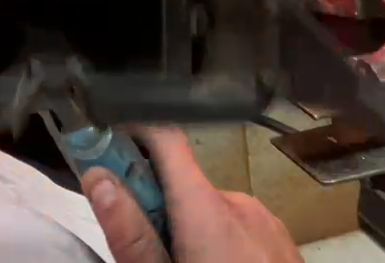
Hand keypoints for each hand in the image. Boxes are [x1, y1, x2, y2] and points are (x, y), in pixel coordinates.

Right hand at [84, 128, 301, 262]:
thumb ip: (131, 236)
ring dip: (188, 233)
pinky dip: (220, 249)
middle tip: (147, 256)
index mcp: (207, 208)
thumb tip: (97, 175)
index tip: (102, 156)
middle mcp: (240, 205)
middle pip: (181, 182)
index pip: (163, 134)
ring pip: (209, 211)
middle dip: (155, 209)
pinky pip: (240, 233)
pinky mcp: (287, 252)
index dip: (128, 134)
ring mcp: (269, 228)